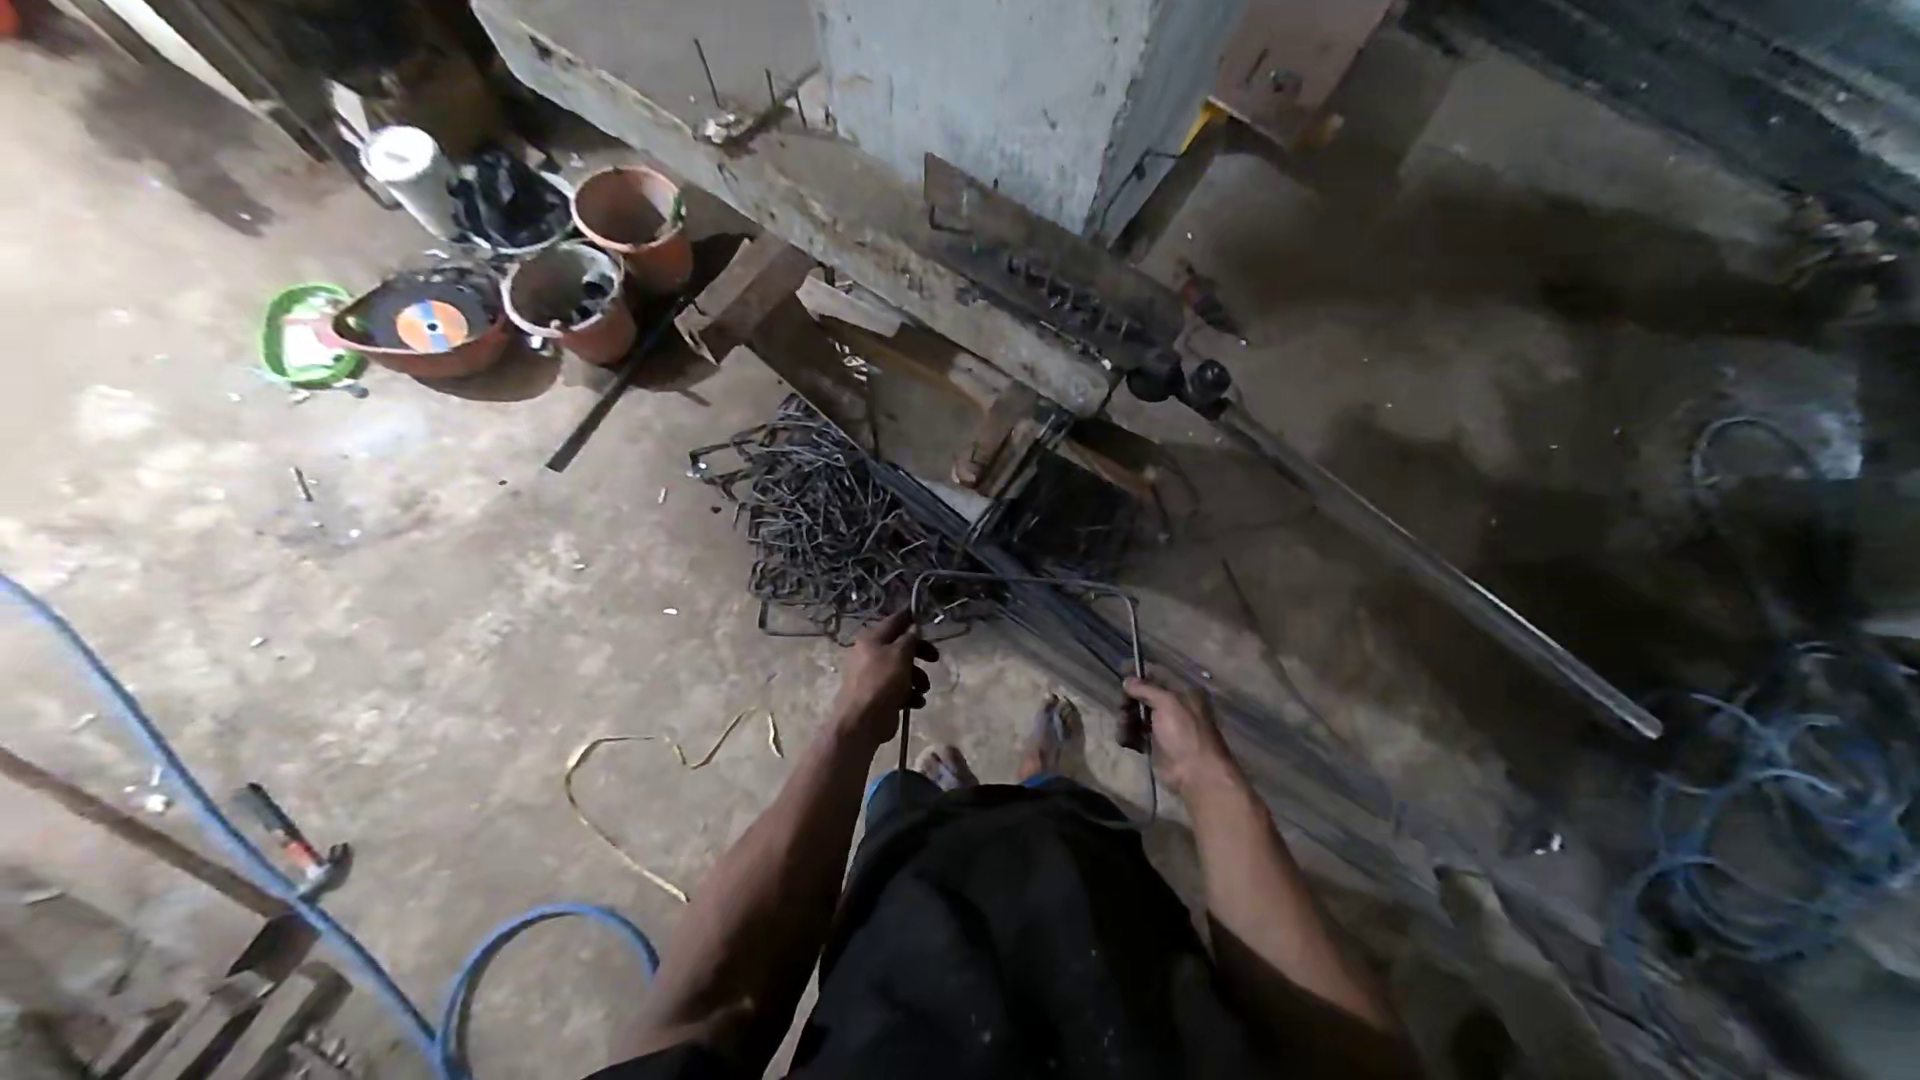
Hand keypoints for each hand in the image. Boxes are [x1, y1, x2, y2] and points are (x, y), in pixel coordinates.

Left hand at [830, 610, 937, 746]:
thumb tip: (914, 627)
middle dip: (919, 653)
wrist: (862, 721)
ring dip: (917, 677)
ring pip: (902, 669)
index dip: (910, 619)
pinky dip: (909, 694)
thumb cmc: (881, 682)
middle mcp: (870, 654)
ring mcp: (873, 676)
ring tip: (923, 688)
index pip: (894, 621)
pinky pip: (899, 689)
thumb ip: (910, 639)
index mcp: (872, 639)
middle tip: (935, 658)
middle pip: (901, 647)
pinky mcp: (879, 695)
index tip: (925, 620)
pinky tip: (916, 702)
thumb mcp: (900, 655)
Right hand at [1122, 677, 1244, 797]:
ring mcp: (1164, 726)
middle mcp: (1173, 707)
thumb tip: (1127, 680)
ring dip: (1125, 720)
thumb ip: (1146, 689)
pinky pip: (1134, 733)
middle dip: (1129, 701)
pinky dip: (1127, 735)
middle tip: (1123, 708)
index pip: (1157, 675)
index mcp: (1183, 693)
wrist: (1196, 773)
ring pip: (1136, 715)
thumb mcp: (1168, 703)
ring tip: (1124, 729)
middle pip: (1142, 696)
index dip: (1138, 673)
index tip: (1120, 670)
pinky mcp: (1154, 744)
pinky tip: (1126, 741)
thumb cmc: (1185, 733)